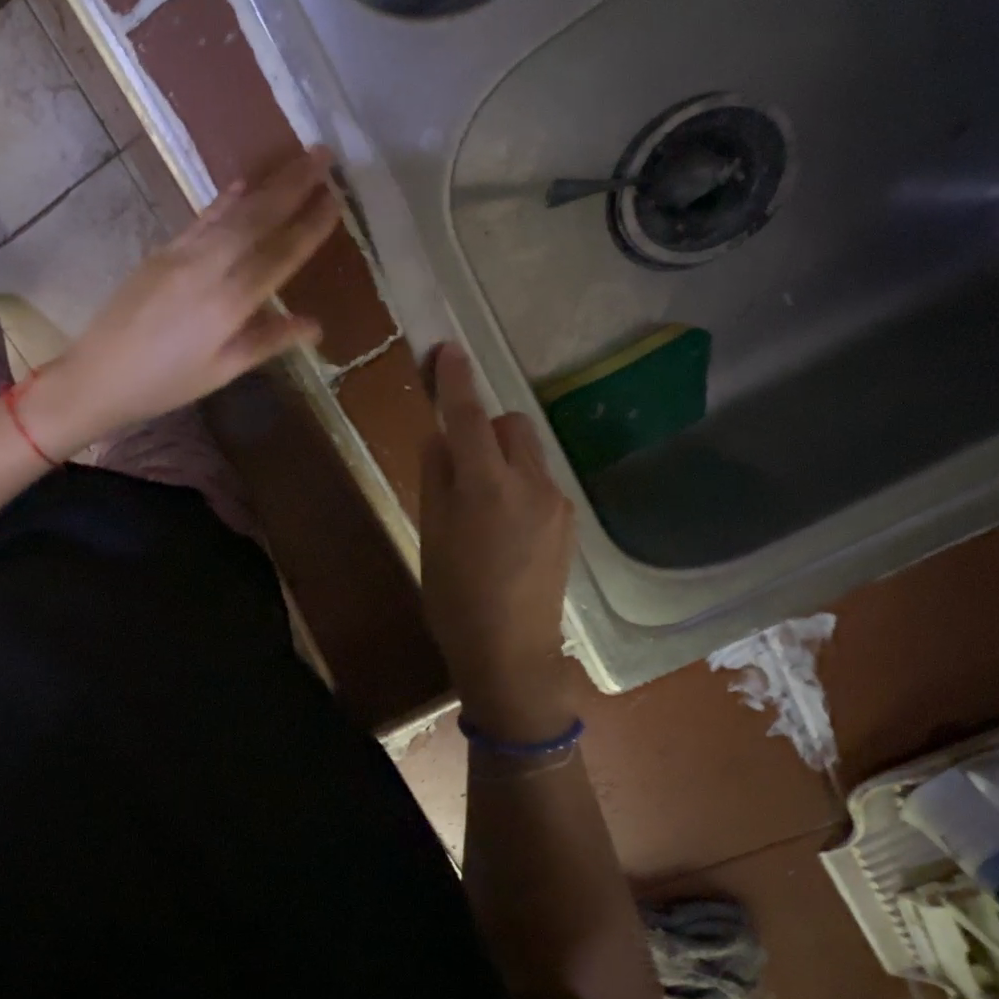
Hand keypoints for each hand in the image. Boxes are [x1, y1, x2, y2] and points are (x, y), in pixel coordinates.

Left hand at [21, 146, 340, 456]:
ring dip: (265, 184)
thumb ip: (266, 342)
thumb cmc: (162, 385)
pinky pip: (201, 219)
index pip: (279, 256)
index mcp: (228, 304)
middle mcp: (208, 270)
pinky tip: (242, 184)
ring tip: (296, 159)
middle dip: (293, 186)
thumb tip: (315, 324)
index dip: (309, 227)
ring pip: (231, 213)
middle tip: (324, 155)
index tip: (336, 199)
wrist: (96, 376)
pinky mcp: (160, 253)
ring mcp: (180, 256)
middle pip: (257, 220)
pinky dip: (225, 199)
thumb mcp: (219, 372)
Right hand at [420, 342, 581, 742]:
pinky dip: (514, 481)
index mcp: (487, 487)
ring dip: (500, 454)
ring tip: (475, 499)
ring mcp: (556, 502)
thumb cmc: (453, 596)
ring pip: (527, 452)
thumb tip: (440, 438)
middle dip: (484, 423)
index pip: (469, 418)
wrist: (510, 649)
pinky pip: (538, 481)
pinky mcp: (567, 521)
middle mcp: (531, 484)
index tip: (446, 349)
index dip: (455, 382)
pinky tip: (497, 522)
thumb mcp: (431, 535)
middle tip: (454, 453)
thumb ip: (436, 478)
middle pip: (510, 425)